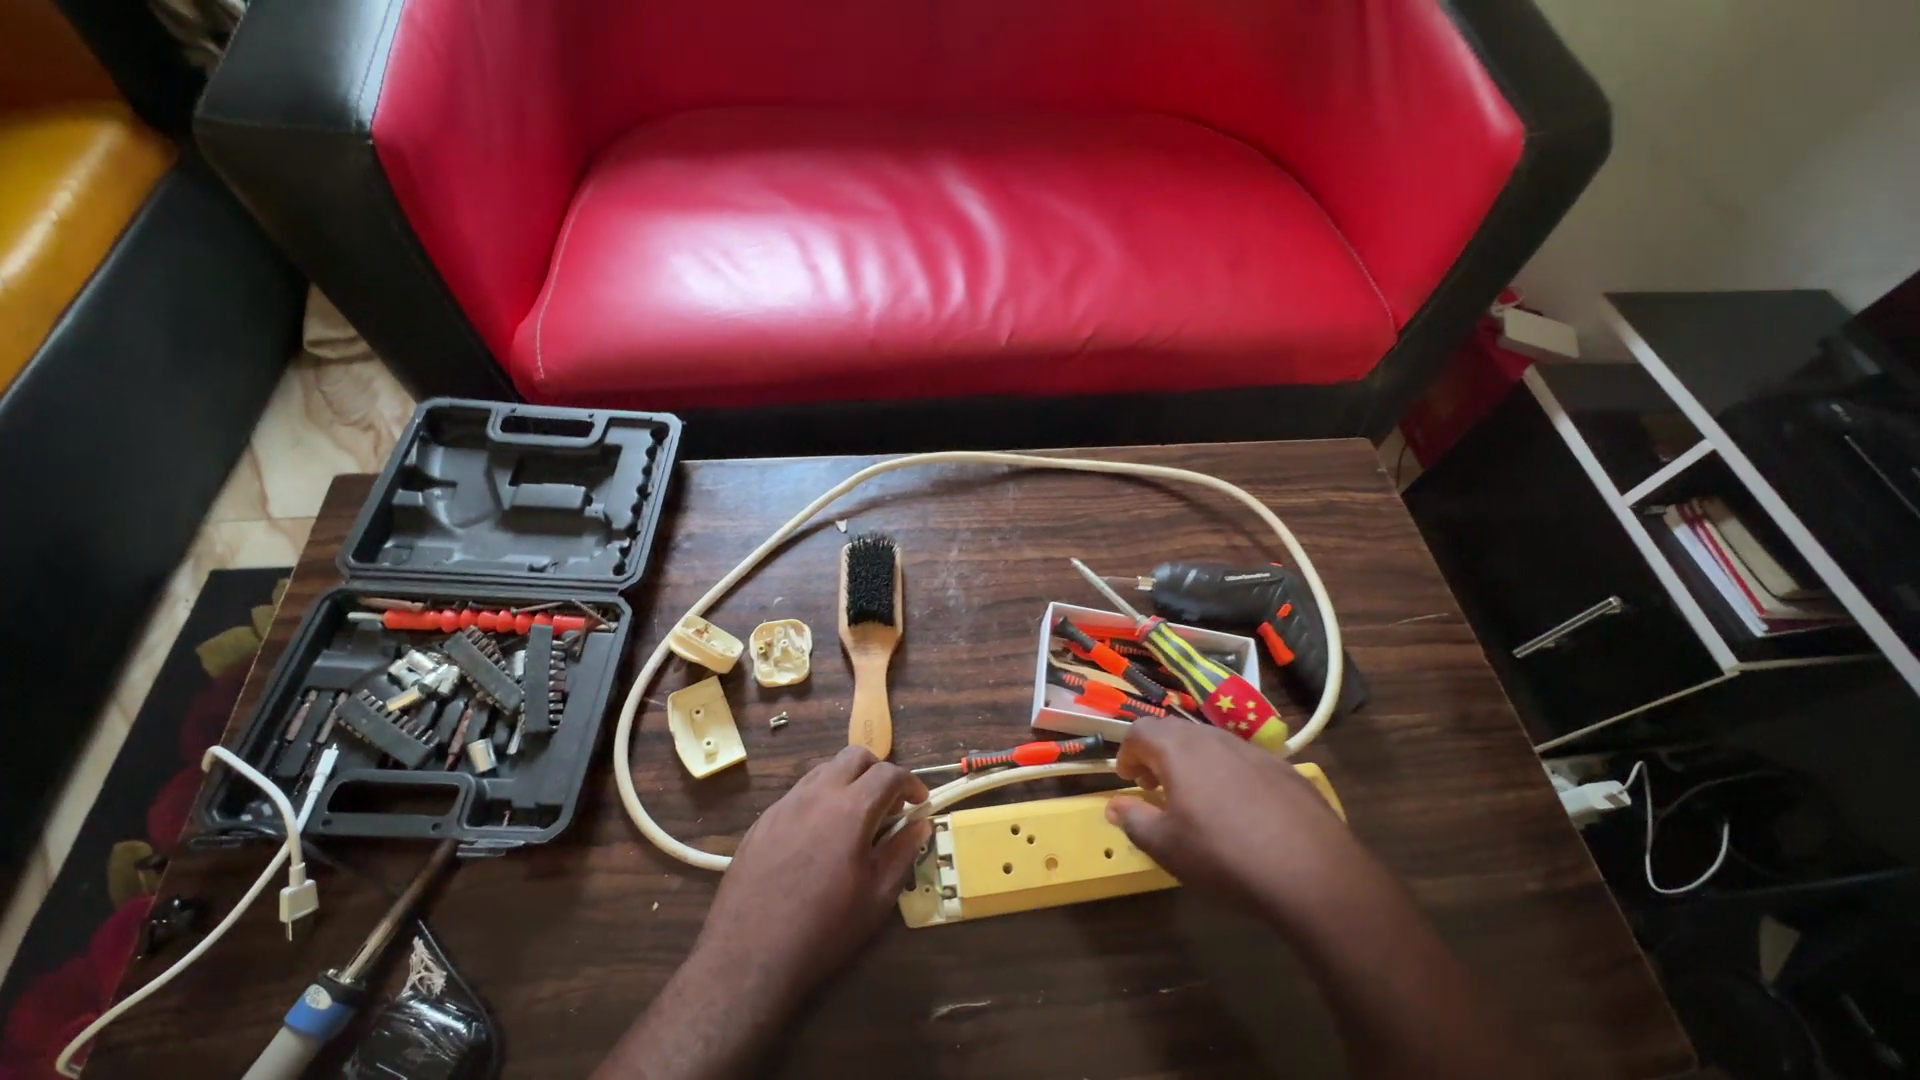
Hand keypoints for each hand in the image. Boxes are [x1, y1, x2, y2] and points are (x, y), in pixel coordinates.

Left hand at [693, 746, 930, 1003]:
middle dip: (878, 771)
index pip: (889, 773)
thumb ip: (902, 852)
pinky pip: (798, 794)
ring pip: (823, 771)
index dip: (910, 783)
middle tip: (888, 805)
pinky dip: (819, 801)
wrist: (750, 955)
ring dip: (847, 782)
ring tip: (854, 820)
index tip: (918, 803)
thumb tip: (920, 824)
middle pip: (854, 756)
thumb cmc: (824, 929)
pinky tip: (819, 839)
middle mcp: (816, 795)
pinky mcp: (762, 822)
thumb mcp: (877, 896)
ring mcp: (784, 805)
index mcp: (850, 809)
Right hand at [1105, 716, 1370, 924]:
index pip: (1140, 731)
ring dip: (1193, 763)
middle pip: (1175, 732)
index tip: (1129, 782)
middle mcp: (1214, 738)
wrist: (1311, 870)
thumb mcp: (1166, 847)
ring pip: (1211, 743)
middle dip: (1158, 755)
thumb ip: (1134, 820)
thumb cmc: (1224, 855)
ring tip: (1196, 801)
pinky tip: (1240, 812)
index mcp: (1179, 750)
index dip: (1127, 753)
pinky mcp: (1284, 768)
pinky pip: (1243, 761)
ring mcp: (1253, 750)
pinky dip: (1228, 775)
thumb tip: (1113, 805)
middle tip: (1156, 788)